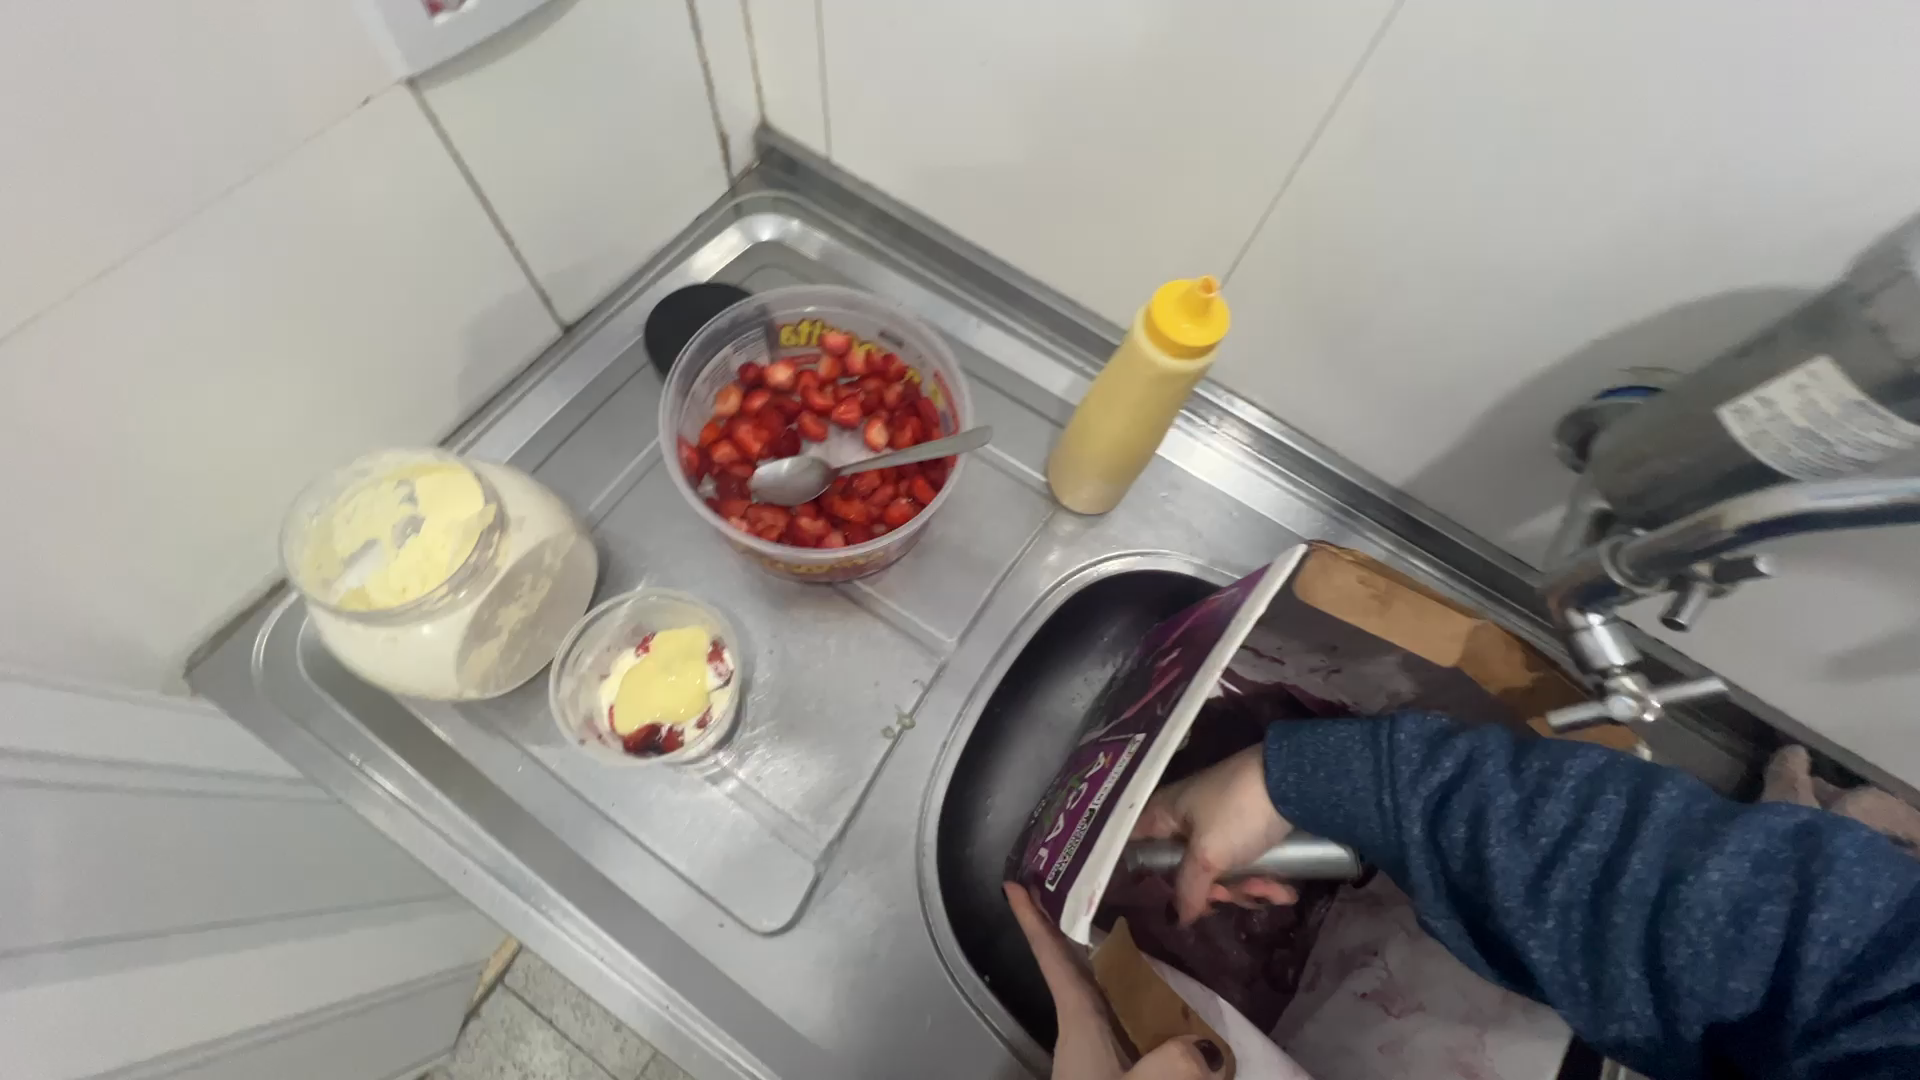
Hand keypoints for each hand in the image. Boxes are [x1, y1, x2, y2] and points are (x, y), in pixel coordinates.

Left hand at [1003, 883, 1227, 1078]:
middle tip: (1101, 885)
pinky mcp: (1124, 1069)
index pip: (1052, 959)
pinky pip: (1137, 1025)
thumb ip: (1170, 1069)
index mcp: (1077, 1024)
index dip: (1031, 920)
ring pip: (1114, 995)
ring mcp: (1104, 1054)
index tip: (1013, 883)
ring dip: (1128, 968)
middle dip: (1089, 930)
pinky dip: (1151, 1005)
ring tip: (1147, 928)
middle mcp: (1085, 1031)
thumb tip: (1204, 1043)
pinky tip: (1177, 1000)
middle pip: (1085, 968)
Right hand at [1130, 745, 1296, 923]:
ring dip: (1246, 889)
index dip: (1142, 877)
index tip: (1160, 905)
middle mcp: (1183, 820)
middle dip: (1214, 891)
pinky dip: (1261, 880)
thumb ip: (1187, 889)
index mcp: (1162, 815)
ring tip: (1272, 890)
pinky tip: (1283, 890)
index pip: (1135, 847)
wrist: (1291, 782)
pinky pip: (1242, 866)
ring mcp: (1215, 827)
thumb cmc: (1235, 812)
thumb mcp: (1207, 855)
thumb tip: (1177, 919)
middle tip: (1231, 896)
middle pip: (1184, 871)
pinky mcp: (1244, 832)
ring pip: (1218, 873)